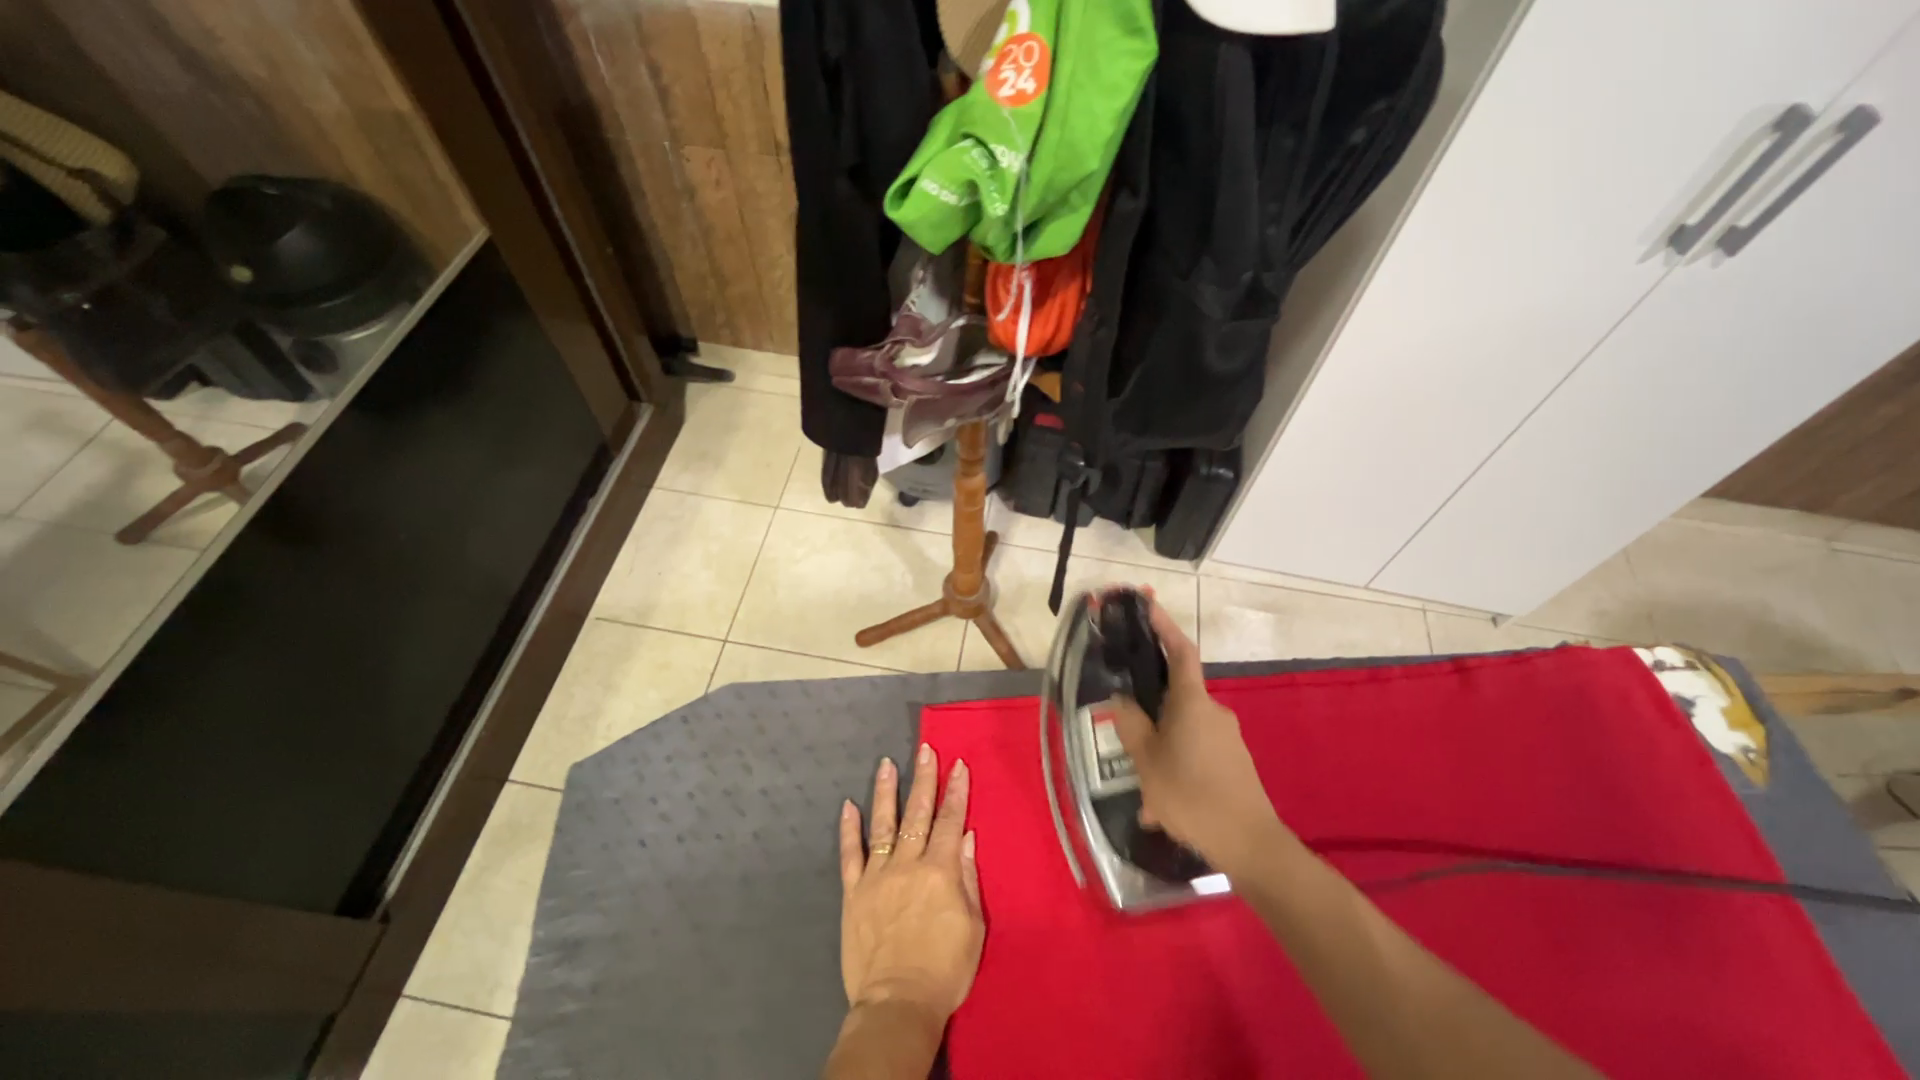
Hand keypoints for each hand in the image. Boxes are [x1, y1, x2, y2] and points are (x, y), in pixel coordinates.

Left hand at [837, 743, 983, 1026]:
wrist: (899, 1001)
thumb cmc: (945, 968)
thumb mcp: (973, 926)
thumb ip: (967, 878)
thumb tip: (964, 837)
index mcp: (940, 871)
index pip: (950, 821)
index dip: (955, 791)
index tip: (958, 764)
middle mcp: (907, 865)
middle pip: (917, 814)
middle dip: (923, 779)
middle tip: (925, 750)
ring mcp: (876, 877)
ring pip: (882, 825)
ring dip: (885, 792)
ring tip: (886, 764)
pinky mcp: (853, 894)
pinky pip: (849, 855)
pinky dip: (849, 829)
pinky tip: (848, 806)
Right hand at [1106, 594, 1292, 876]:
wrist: (1248, 841)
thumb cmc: (1190, 794)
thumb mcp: (1146, 760)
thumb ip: (1131, 725)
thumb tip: (1123, 700)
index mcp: (1192, 702)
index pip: (1179, 651)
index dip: (1164, 626)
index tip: (1148, 606)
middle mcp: (1213, 712)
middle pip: (1176, 699)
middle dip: (1150, 715)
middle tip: (1126, 736)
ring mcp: (1227, 739)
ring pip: (1182, 735)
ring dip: (1160, 754)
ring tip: (1143, 794)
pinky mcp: (1233, 764)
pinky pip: (1195, 757)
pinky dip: (1175, 773)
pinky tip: (1161, 809)